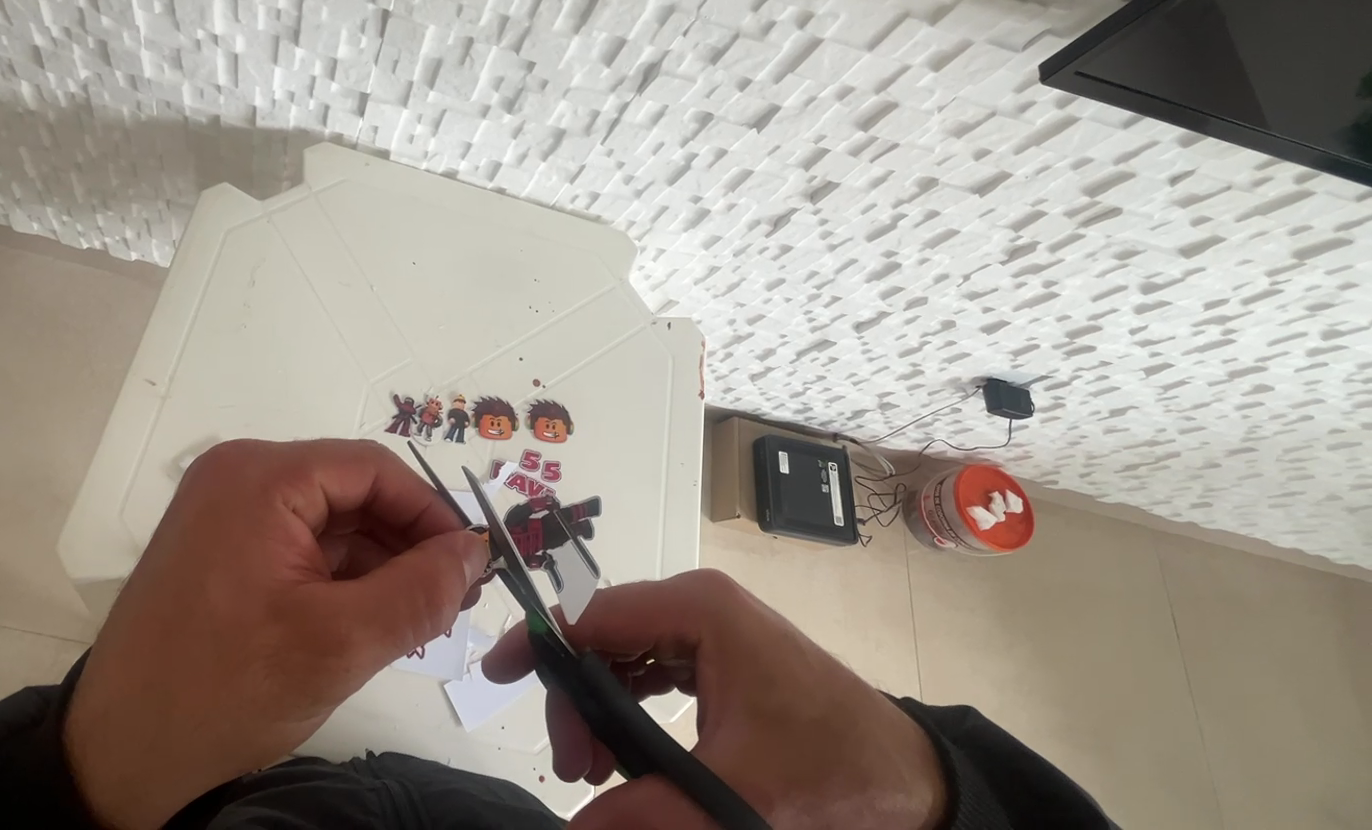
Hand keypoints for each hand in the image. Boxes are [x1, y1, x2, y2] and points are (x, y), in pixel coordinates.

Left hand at [63, 439, 488, 828]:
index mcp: (261, 477)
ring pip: (329, 520)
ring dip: (377, 564)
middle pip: (350, 492)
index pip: (371, 470)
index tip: (469, 564)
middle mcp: (241, 475)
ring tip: (417, 619)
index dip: (429, 513)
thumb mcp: (338, 645)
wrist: (115, 754)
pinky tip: (370, 617)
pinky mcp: (222, 544)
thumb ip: (420, 592)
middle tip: (450, 601)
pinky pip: (300, 542)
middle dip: (405, 544)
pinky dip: (340, 575)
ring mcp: (226, 509)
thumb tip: (475, 550)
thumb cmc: (225, 690)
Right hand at [483, 570, 946, 829]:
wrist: (913, 781)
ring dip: (598, 702)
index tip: (498, 676)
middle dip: (576, 696)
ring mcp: (707, 622)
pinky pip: (647, 661)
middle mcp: (695, 602)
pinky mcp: (716, 647)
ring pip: (621, 648)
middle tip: (579, 769)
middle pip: (603, 633)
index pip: (595, 614)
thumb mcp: (738, 797)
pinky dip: (625, 700)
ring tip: (597, 768)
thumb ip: (650, 813)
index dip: (542, 643)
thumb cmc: (831, 772)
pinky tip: (623, 747)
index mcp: (698, 610)